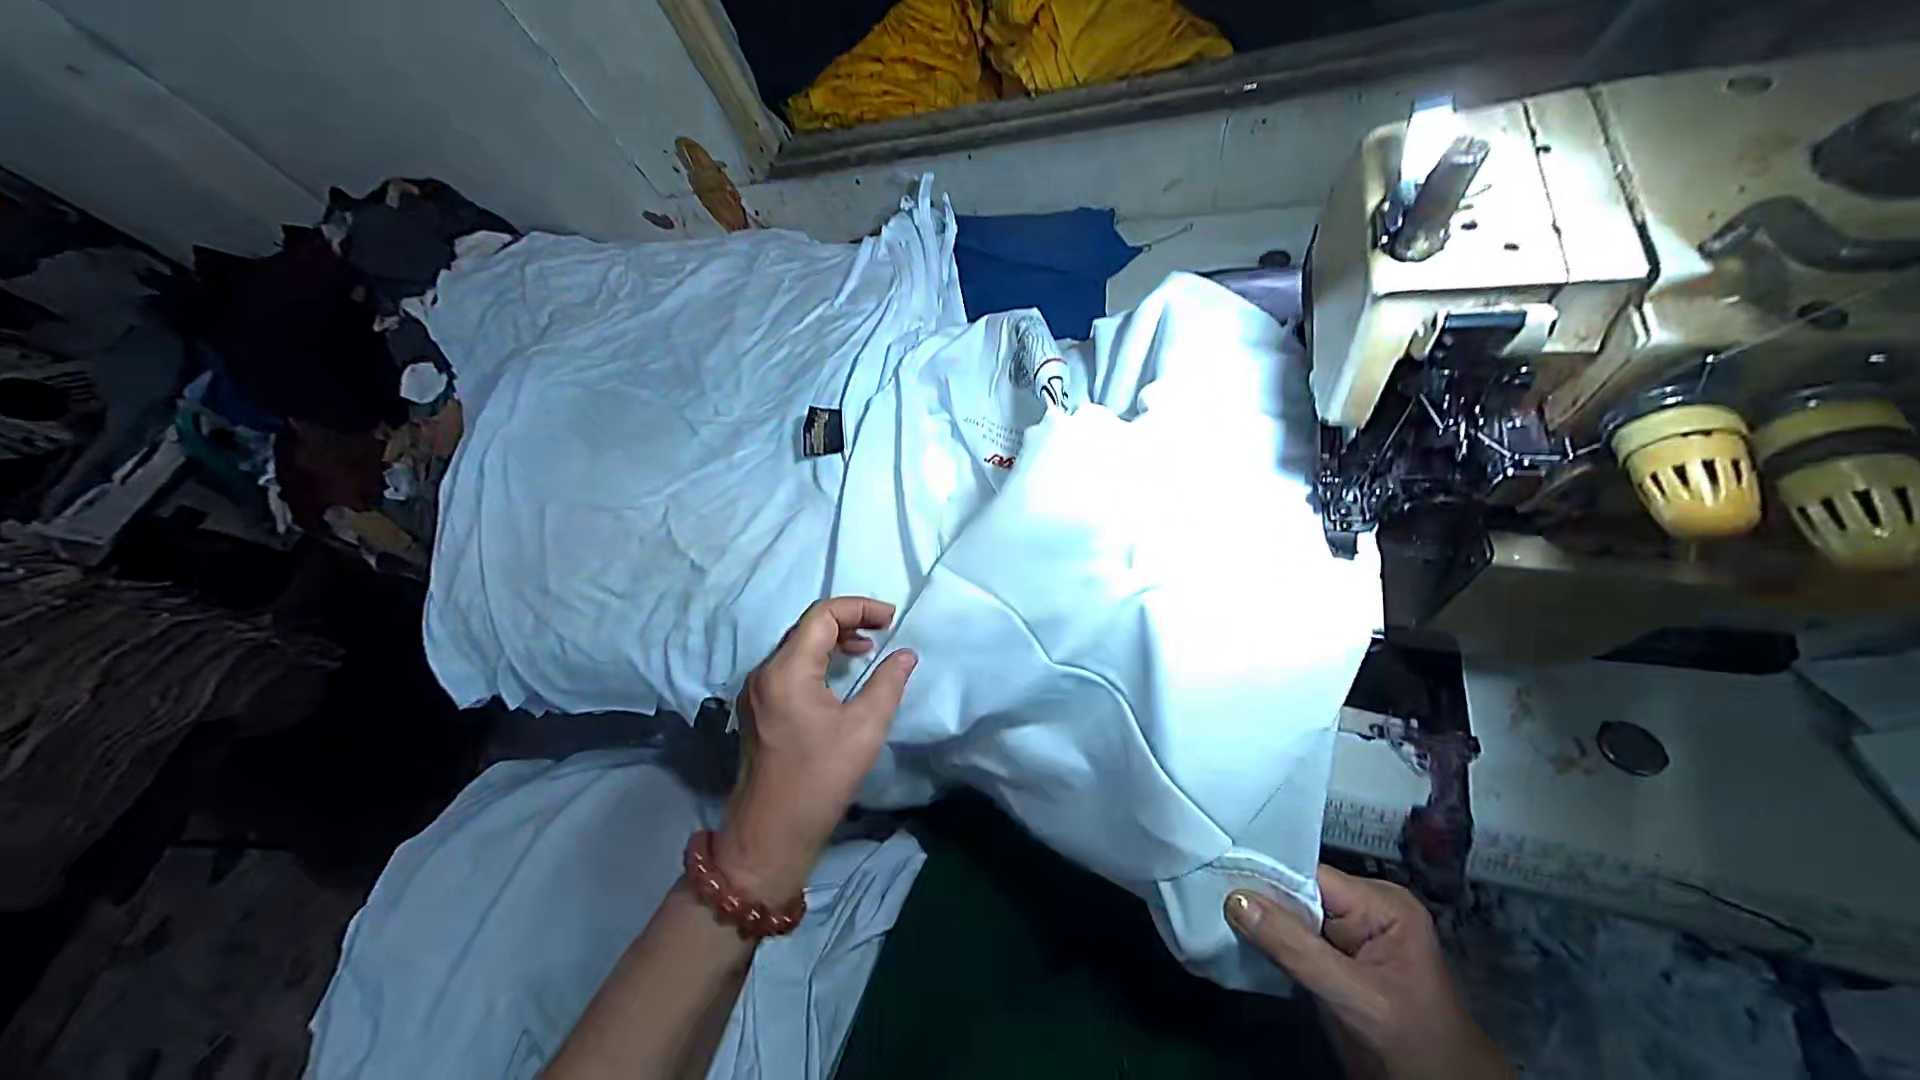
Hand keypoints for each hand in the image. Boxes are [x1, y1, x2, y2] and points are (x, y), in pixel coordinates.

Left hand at [715, 597, 916, 901]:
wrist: (770, 835)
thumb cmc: (820, 780)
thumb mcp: (865, 729)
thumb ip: (888, 683)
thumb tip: (905, 654)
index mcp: (787, 671)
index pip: (822, 615)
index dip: (860, 608)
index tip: (891, 619)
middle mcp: (764, 672)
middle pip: (807, 626)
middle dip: (848, 620)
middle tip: (883, 630)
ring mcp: (756, 691)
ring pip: (796, 646)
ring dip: (832, 640)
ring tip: (867, 650)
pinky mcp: (757, 709)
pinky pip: (788, 668)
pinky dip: (817, 661)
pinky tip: (840, 677)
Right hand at [1226, 866, 1509, 1079]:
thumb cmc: (1415, 1046)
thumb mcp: (1356, 998)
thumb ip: (1297, 949)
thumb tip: (1235, 899)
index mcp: (1381, 903)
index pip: (1309, 875)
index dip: (1264, 876)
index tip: (1217, 876)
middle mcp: (1363, 908)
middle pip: (1296, 891)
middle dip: (1257, 899)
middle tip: (1208, 895)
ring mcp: (1348, 934)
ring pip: (1289, 914)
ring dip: (1258, 921)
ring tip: (1215, 914)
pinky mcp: (1334, 958)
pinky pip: (1292, 937)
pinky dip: (1268, 941)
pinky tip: (1239, 940)